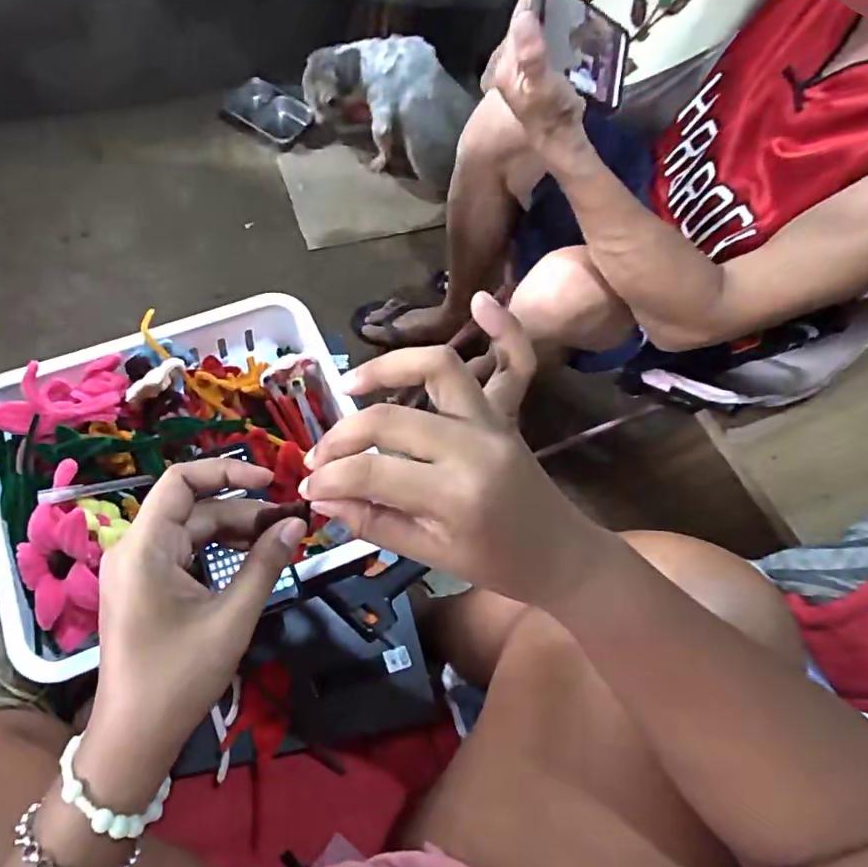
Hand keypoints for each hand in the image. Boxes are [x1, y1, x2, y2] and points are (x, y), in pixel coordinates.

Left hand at [90, 460, 306, 781]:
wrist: (134, 736)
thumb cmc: (179, 678)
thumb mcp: (232, 617)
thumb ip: (265, 564)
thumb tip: (295, 524)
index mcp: (144, 548)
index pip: (180, 481)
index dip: (226, 470)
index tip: (270, 480)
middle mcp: (134, 549)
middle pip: (192, 508)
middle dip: (242, 511)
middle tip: (289, 524)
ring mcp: (136, 569)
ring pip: (191, 531)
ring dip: (233, 531)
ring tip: (277, 540)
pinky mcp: (144, 587)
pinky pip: (184, 554)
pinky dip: (217, 552)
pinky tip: (250, 560)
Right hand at [302, 293, 621, 609]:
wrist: (560, 556)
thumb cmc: (496, 564)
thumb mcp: (428, 554)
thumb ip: (372, 521)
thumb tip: (321, 498)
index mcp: (454, 495)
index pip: (372, 471)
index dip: (330, 477)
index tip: (307, 488)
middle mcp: (474, 446)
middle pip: (391, 419)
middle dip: (343, 436)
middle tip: (320, 458)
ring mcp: (494, 422)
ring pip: (438, 367)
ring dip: (389, 367)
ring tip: (351, 385)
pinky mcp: (507, 413)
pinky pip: (514, 362)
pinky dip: (503, 329)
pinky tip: (478, 302)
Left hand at [488, 0, 596, 159]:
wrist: (561, 145)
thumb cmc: (551, 119)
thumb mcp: (540, 89)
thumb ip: (531, 56)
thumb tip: (524, 16)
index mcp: (510, 61)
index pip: (521, 12)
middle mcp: (515, 60)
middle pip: (532, 12)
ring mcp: (530, 64)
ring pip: (543, 20)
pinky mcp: (544, 69)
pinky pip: (554, 31)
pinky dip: (568, 13)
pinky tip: (583, 5)